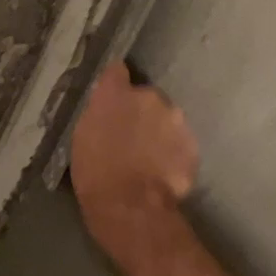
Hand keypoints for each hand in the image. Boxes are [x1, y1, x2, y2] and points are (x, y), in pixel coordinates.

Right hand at [69, 63, 198, 247]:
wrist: (130, 205)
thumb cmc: (95, 172)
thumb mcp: (83, 138)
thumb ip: (98, 115)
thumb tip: (107, 110)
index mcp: (114, 95)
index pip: (116, 71)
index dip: (114, 81)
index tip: (112, 92)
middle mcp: (149, 98)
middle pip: (145, 97)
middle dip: (140, 112)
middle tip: (130, 136)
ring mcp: (175, 120)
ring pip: (166, 119)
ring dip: (158, 131)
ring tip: (148, 156)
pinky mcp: (192, 144)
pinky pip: (179, 142)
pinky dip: (172, 151)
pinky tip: (161, 170)